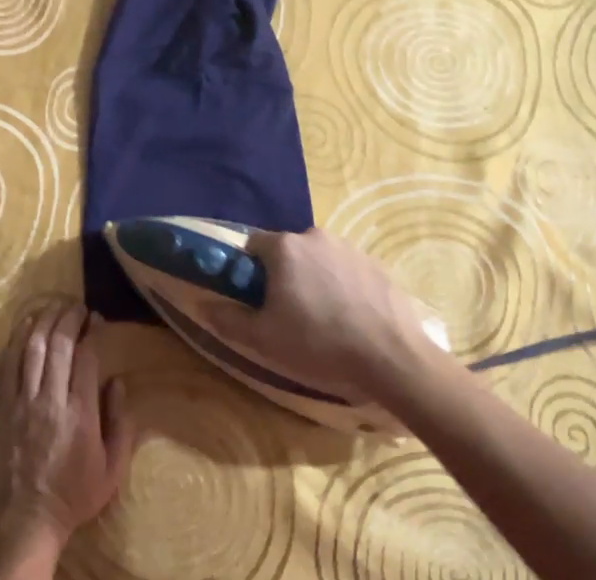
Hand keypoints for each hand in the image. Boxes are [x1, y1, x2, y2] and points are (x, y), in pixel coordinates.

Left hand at [0, 303, 136, 567]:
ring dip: (44, 320)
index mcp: (81, 413)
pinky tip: (26, 323)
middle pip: (58, 344)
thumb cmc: (75, 494)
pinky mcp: (3, 405)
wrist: (28, 516)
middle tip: (77, 305)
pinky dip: (18, 338)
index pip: (85, 357)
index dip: (91, 331)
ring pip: (32, 347)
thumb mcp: (113, 468)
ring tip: (54, 305)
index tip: (96, 318)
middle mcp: (50, 399)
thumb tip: (117, 382)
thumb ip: (120, 422)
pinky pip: (9, 363)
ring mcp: (22, 400)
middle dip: (68, 317)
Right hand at [197, 228, 448, 406]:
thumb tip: (202, 305)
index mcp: (284, 247)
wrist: (393, 358)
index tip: (255, 299)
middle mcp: (315, 237)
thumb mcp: (263, 340)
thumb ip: (227, 318)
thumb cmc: (319, 344)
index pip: (252, 245)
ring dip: (313, 280)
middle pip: (286, 251)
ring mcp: (349, 248)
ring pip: (317, 260)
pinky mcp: (376, 264)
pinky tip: (349, 318)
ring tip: (322, 319)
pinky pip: (345, 270)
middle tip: (287, 313)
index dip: (248, 271)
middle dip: (282, 276)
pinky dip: (341, 287)